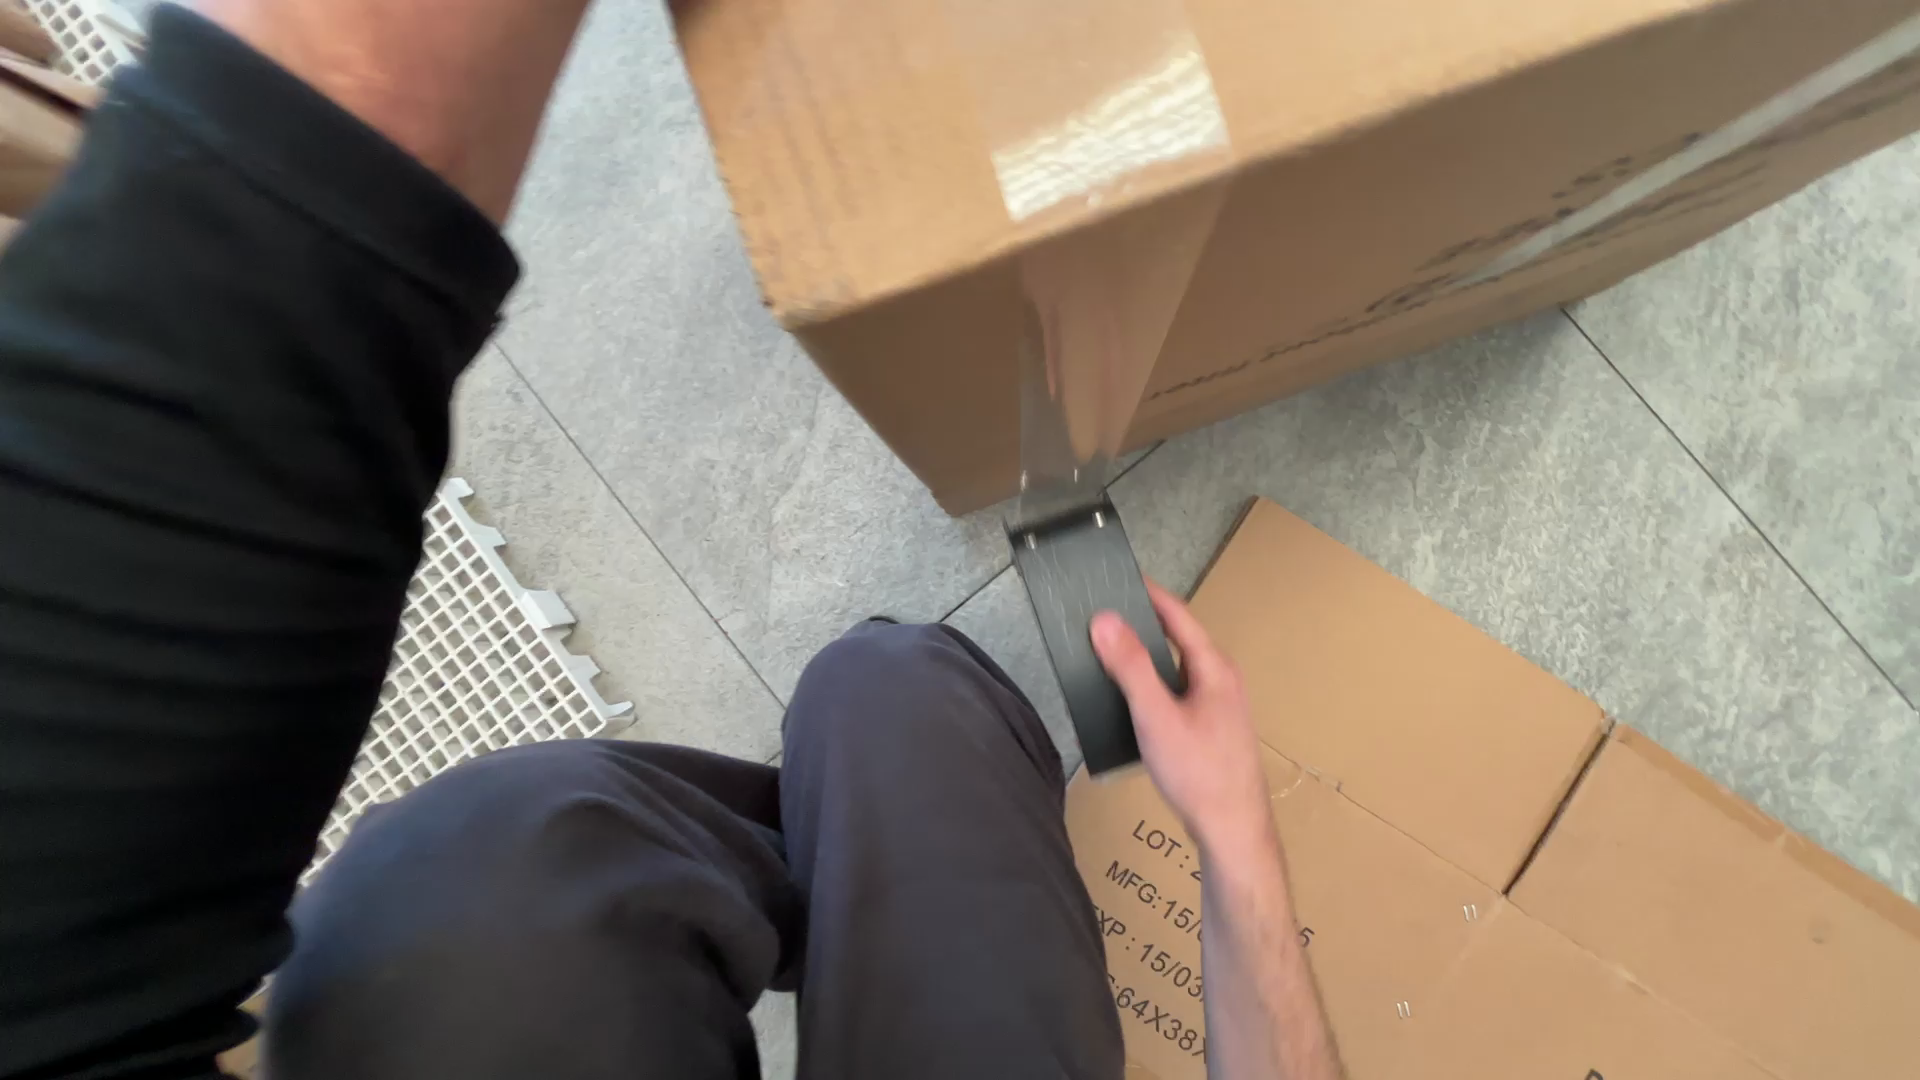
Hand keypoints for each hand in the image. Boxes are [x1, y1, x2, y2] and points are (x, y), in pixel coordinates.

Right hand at [1090, 581, 1273, 857]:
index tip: (1119, 576)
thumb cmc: (1198, 772)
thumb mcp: (1156, 716)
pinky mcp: (1211, 726)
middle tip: (1105, 611)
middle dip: (1142, 621)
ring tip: (1110, 648)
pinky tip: (1131, 696)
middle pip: (1178, 637)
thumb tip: (1105, 619)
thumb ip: (1130, 667)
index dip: (1148, 593)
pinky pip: (1177, 688)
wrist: (1233, 831)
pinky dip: (1153, 680)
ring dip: (1146, 653)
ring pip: (1177, 665)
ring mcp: (1219, 704)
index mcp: (1213, 667)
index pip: (1177, 615)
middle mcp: (1221, 679)